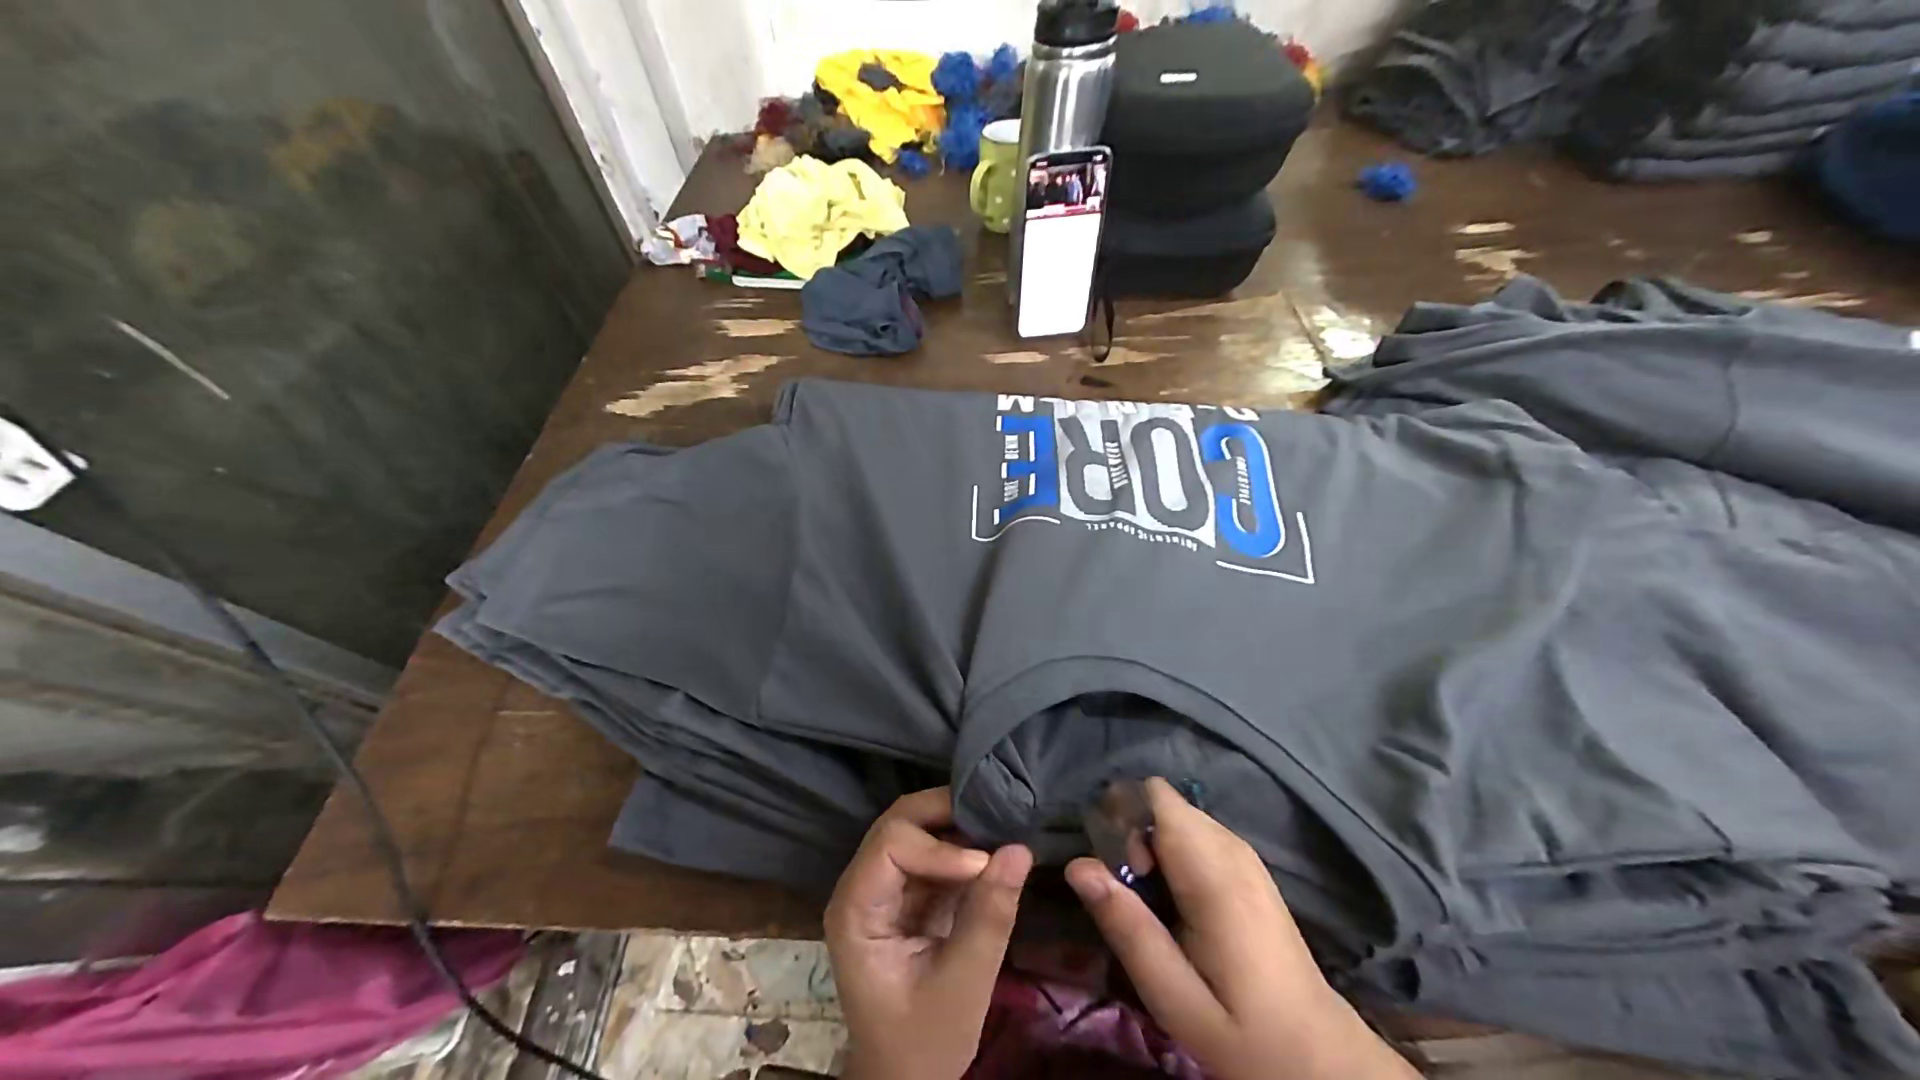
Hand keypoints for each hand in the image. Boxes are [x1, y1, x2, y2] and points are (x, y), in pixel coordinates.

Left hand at [827, 787, 1032, 1079]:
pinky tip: (994, 851)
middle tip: (998, 817)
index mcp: (856, 910)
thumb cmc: (924, 1043)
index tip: (983, 866)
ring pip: (917, 829)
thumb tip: (1019, 849)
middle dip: (948, 814)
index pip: (890, 844)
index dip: (938, 846)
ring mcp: (883, 889)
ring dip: (959, 826)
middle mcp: (861, 887)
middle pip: (899, 822)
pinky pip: (933, 853)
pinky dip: (964, 847)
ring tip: (1002, 829)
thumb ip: (988, 917)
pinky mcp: (907, 895)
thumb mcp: (962, 987)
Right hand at [1065, 778, 1416, 1079]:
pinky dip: (1170, 852)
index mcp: (1215, 874)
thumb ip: (1127, 927)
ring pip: (1175, 815)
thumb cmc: (1244, 1032)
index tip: (1122, 874)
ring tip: (1153, 903)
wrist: (1320, 1054)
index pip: (1155, 797)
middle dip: (1132, 833)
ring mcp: (1244, 853)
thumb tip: (1077, 866)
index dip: (1124, 821)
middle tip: (1133, 895)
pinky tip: (1175, 903)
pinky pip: (1193, 832)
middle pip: (1161, 802)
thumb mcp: (1174, 997)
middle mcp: (1232, 847)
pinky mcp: (1246, 866)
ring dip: (1149, 844)